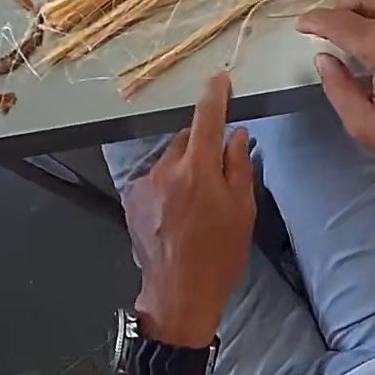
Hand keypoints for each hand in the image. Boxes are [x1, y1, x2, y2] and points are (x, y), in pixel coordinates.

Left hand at [121, 72, 255, 347]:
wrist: (179, 294)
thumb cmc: (220, 256)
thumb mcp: (243, 211)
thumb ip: (238, 167)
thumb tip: (236, 136)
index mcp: (198, 171)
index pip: (206, 119)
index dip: (215, 96)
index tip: (219, 79)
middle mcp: (165, 171)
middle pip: (186, 140)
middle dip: (202, 149)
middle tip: (218, 179)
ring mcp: (144, 186)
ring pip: (170, 161)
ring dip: (184, 170)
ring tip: (196, 207)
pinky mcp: (131, 201)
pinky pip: (155, 180)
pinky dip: (168, 186)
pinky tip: (177, 215)